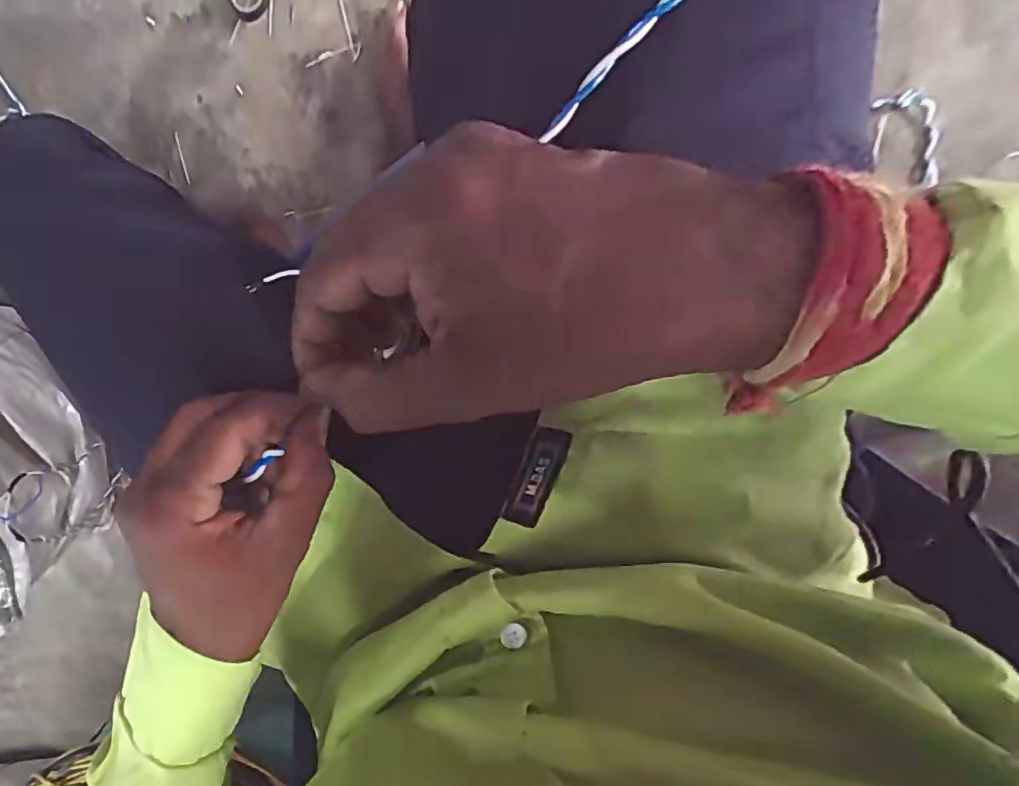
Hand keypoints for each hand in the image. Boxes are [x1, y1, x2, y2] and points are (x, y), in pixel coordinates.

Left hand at [118, 392, 334, 662]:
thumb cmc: (243, 604)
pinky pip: (183, 447)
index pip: (223, 427)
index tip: (314, 412)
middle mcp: (142, 484)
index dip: (272, 409)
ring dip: (237, 424)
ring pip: (188, 426)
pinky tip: (250, 462)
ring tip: (278, 444)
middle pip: (199, 415)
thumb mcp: (285, 543)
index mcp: (170, 501)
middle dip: (253, 410)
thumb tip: (315, 417)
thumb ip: (306, 476)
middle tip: (297, 424)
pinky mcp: (144, 493)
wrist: (198, 645)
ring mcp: (136, 487)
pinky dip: (221, 443)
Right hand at [291, 121, 819, 431]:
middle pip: (346, 249)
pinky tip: (440, 307)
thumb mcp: (459, 388)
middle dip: (345, 318)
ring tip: (403, 347)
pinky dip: (415, 266)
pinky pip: (425, 214)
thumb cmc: (577, 335)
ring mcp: (469, 152)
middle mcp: (430, 165)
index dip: (312, 341)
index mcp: (413, 215)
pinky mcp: (500, 156)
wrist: (706, 269)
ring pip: (384, 231)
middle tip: (365, 372)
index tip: (328, 387)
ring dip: (379, 293)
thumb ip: (371, 399)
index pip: (319, 278)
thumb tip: (324, 393)